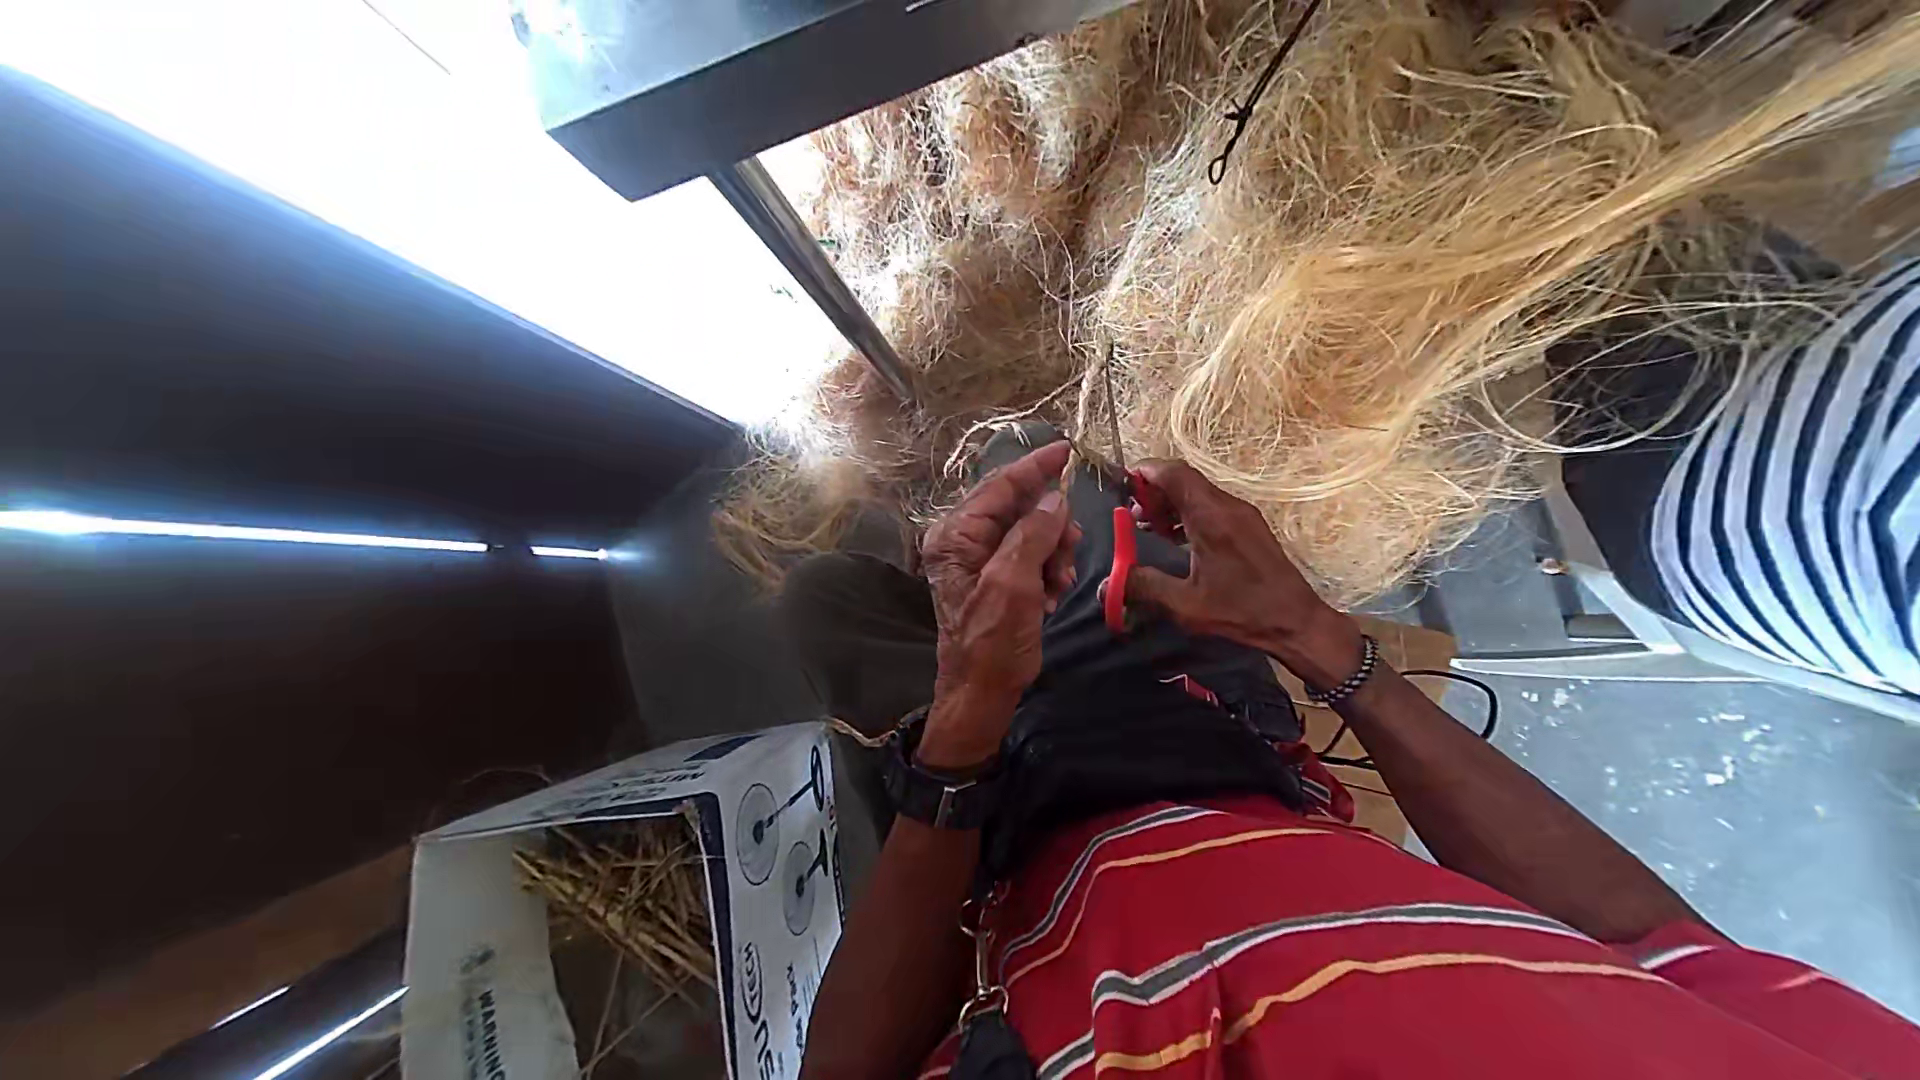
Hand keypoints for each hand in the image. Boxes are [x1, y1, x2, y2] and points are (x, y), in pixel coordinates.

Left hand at [916, 440, 1077, 768]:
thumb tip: (1055, 500)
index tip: (1066, 449)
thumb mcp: (1013, 585)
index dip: (1034, 467)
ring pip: (1032, 533)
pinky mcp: (998, 579)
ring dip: (1054, 554)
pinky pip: (1033, 558)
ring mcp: (981, 560)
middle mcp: (964, 541)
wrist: (983, 692)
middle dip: (1052, 527)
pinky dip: (1049, 571)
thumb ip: (1033, 535)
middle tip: (1073, 547)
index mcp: (956, 535)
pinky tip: (1052, 596)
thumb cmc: (992, 642)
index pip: (998, 487)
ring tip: (1060, 583)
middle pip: (1019, 510)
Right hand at [1124, 460, 1363, 688]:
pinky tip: (1173, 537)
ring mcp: (1241, 515)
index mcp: (1212, 517)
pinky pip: (1210, 506)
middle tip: (1131, 514)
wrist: (1296, 622)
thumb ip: (1142, 586)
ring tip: (1146, 526)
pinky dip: (1186, 512)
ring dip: (1169, 502)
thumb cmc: (1240, 611)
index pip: (1175, 474)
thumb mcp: (1184, 603)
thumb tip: (1104, 584)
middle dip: (1153, 490)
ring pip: (1197, 492)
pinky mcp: (1247, 526)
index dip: (1146, 472)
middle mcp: (1228, 507)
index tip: (1122, 484)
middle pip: (1184, 480)